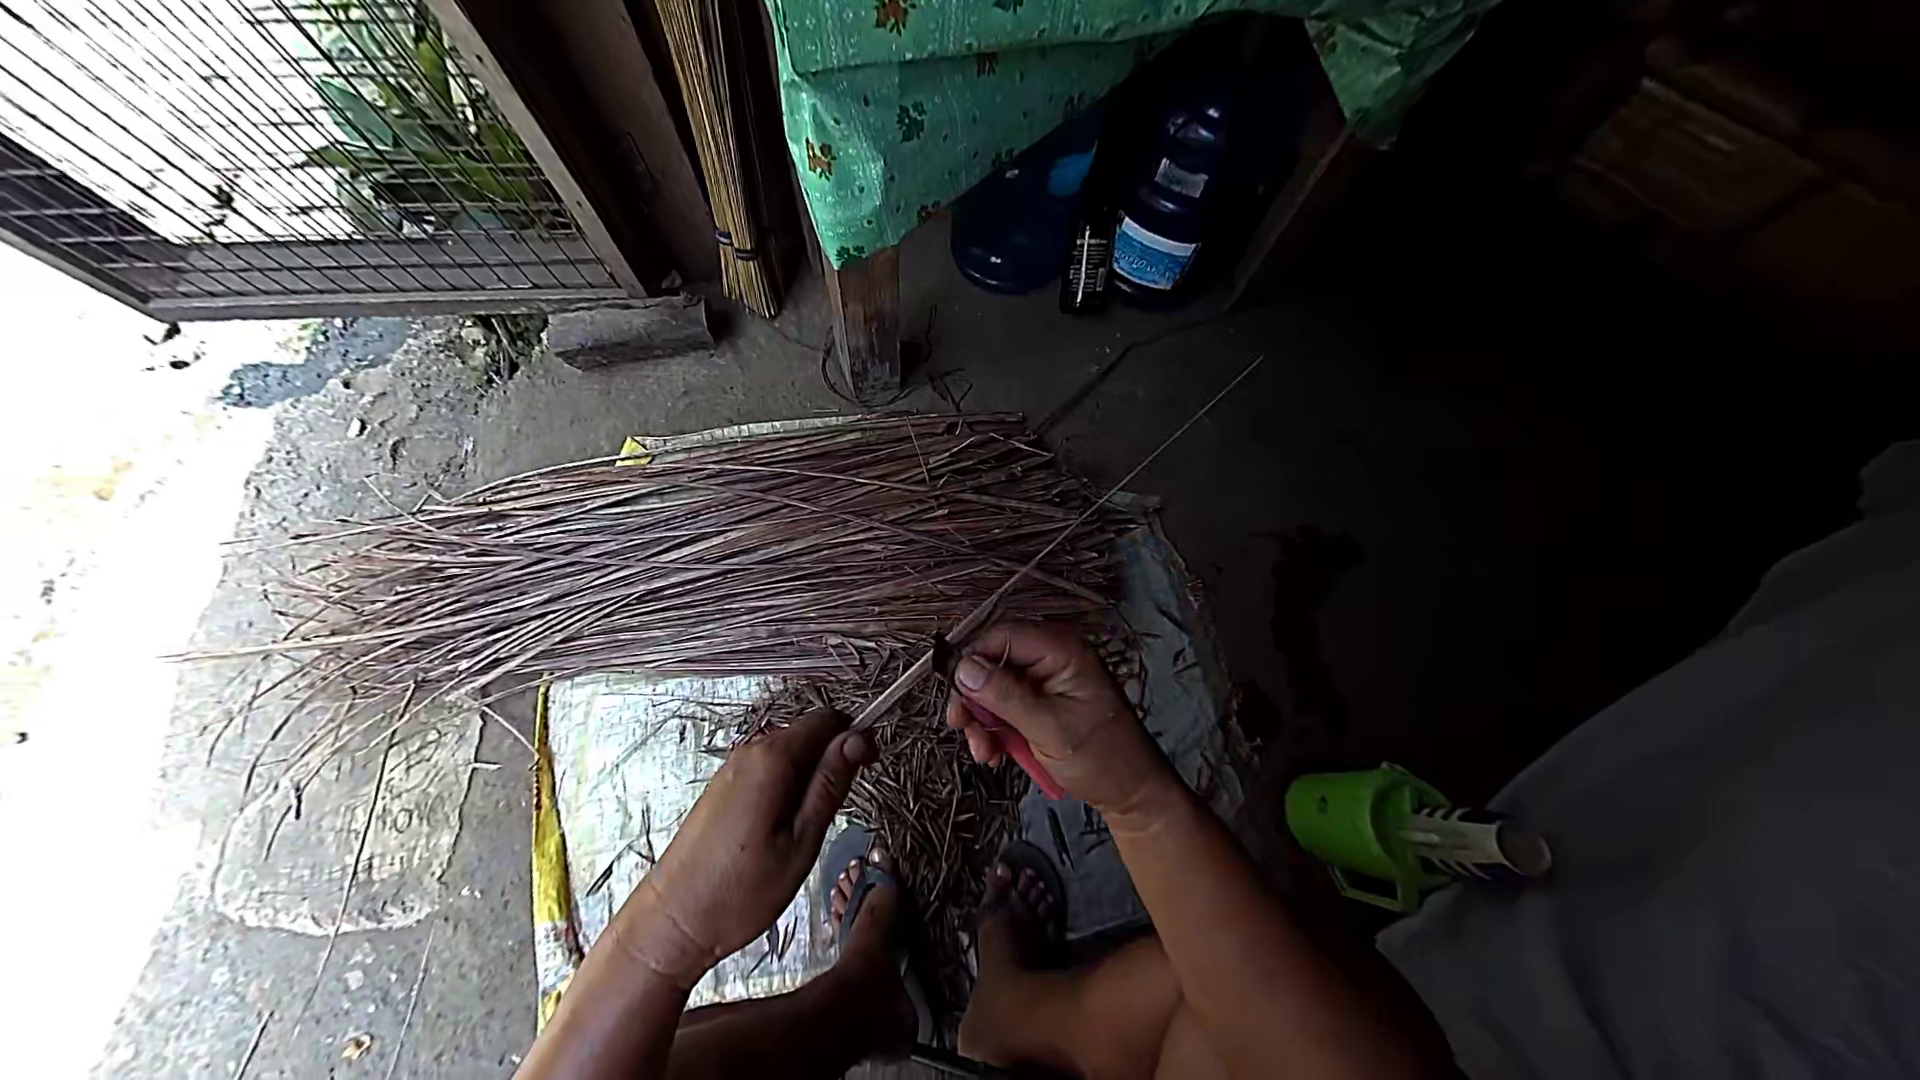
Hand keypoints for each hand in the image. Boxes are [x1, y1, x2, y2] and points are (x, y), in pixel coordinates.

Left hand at [613, 708, 873, 986]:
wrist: (670, 924)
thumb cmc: (740, 892)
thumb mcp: (802, 841)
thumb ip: (831, 784)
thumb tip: (858, 739)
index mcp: (773, 758)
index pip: (829, 718)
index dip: (855, 736)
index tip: (868, 768)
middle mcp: (751, 750)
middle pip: (810, 732)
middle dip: (835, 756)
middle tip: (840, 807)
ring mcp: (734, 767)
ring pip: (791, 751)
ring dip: (812, 773)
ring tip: (811, 824)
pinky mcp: (725, 785)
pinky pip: (770, 767)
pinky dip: (789, 784)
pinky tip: (784, 826)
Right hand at [945, 622, 1176, 817]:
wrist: (1130, 794)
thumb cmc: (1101, 757)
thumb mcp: (1049, 727)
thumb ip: (1005, 695)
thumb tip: (964, 668)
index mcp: (1061, 650)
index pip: (1003, 635)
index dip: (974, 659)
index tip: (956, 691)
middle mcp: (1049, 658)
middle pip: (992, 661)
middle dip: (973, 696)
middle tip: (961, 725)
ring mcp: (1043, 682)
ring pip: (991, 687)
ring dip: (980, 719)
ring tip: (984, 750)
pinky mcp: (1037, 704)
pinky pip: (1002, 707)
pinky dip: (992, 729)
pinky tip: (993, 752)